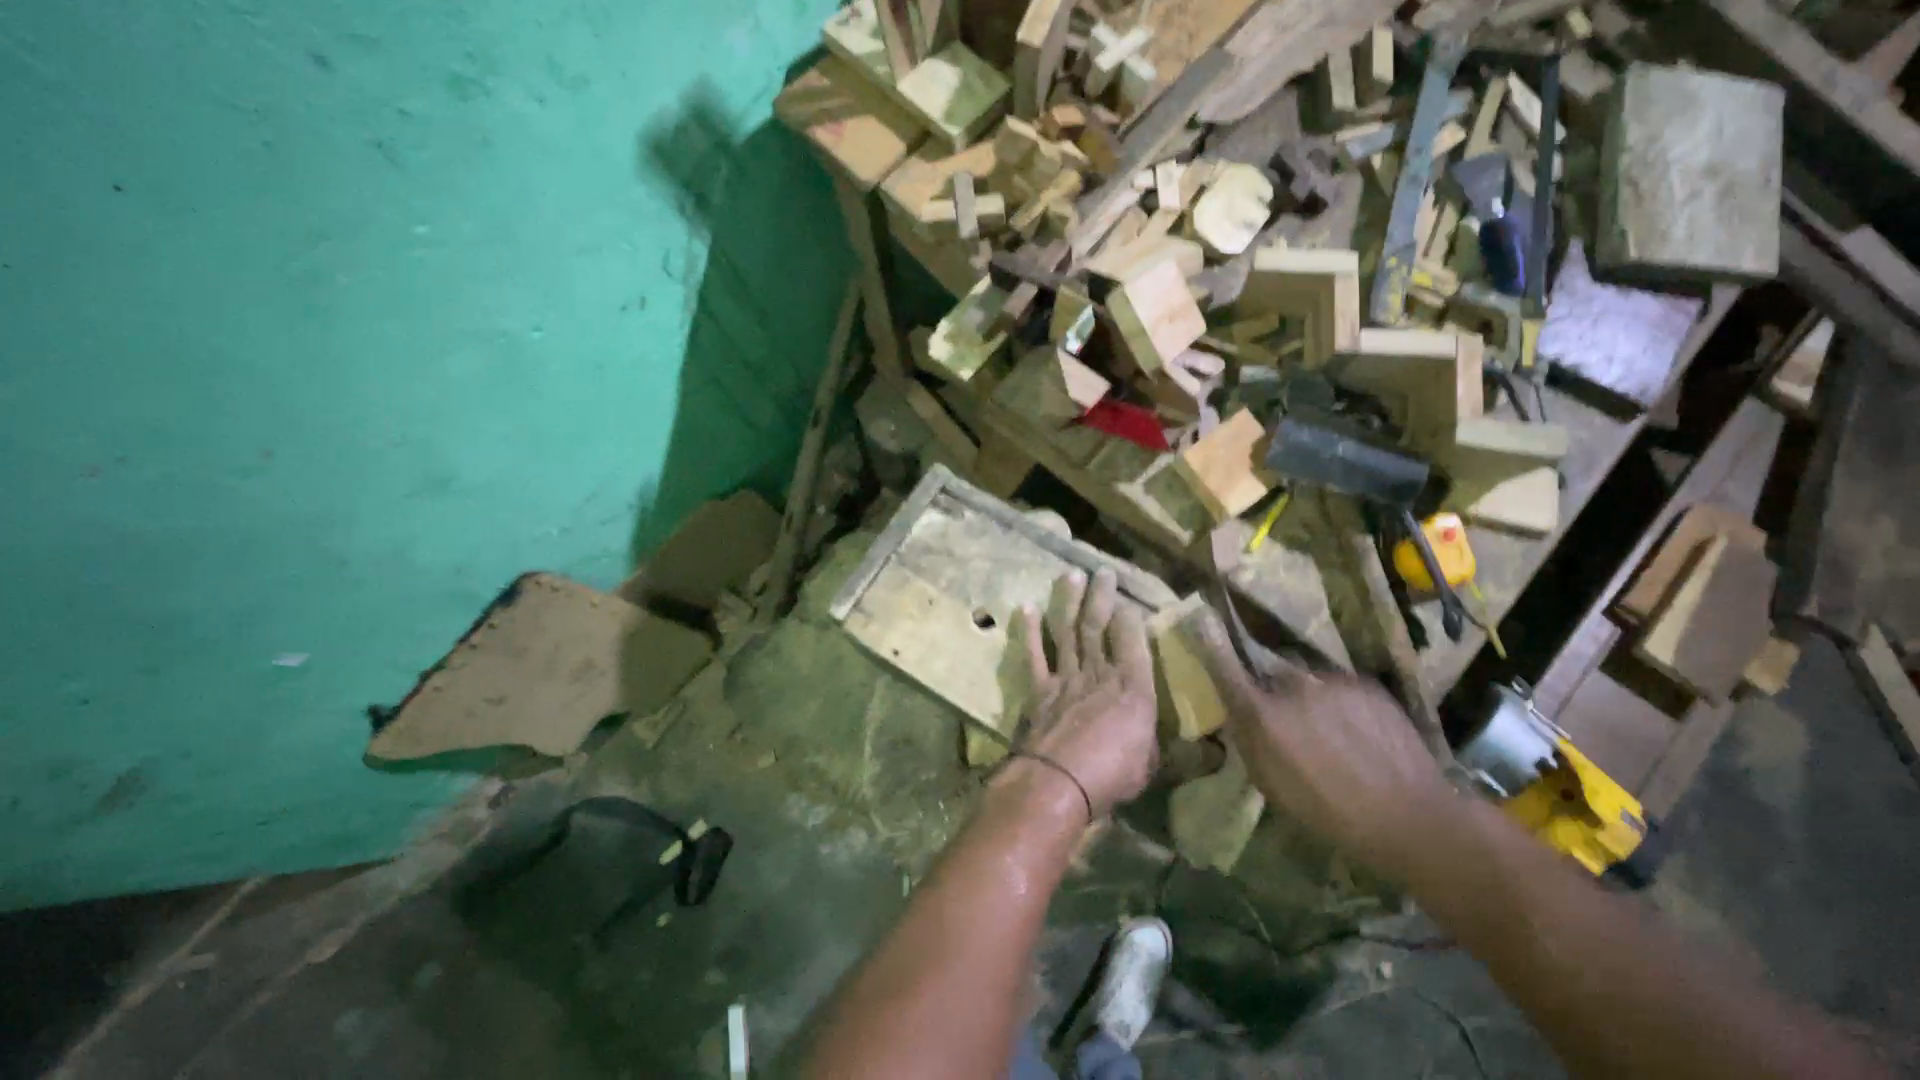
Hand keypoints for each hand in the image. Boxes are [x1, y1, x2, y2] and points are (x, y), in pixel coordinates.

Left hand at [1006, 568, 1159, 820]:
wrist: (1058, 782)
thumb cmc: (1112, 777)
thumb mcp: (1151, 765)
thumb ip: (1167, 748)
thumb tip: (1210, 754)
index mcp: (1134, 688)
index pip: (1133, 641)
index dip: (1130, 618)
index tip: (1129, 600)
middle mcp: (1100, 673)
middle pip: (1098, 626)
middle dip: (1101, 596)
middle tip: (1103, 572)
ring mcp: (1066, 678)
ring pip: (1067, 631)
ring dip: (1068, 601)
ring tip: (1070, 575)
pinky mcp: (1038, 690)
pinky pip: (1033, 654)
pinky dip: (1029, 630)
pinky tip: (1026, 607)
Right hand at [1187, 611, 1459, 878]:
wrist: (1410, 816)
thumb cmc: (1329, 813)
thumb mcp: (1271, 786)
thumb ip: (1249, 741)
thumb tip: (1239, 713)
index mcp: (1264, 715)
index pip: (1227, 667)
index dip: (1211, 641)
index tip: (1199, 615)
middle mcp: (1295, 686)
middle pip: (1273, 674)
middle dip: (1275, 690)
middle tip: (1290, 722)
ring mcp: (1335, 681)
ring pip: (1310, 679)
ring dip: (1311, 698)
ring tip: (1332, 733)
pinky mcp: (1368, 684)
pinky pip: (1342, 685)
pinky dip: (1342, 703)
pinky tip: (1359, 734)